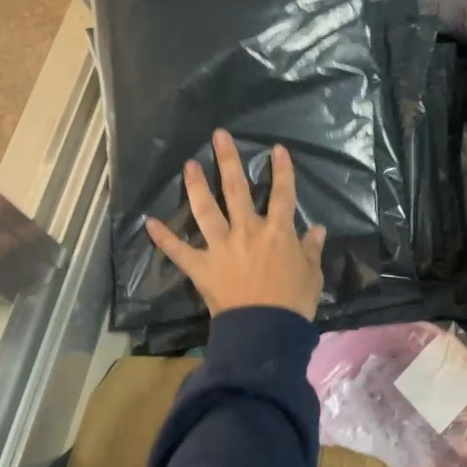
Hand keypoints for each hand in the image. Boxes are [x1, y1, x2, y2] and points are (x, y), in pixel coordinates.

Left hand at [146, 129, 326, 319]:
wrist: (265, 330)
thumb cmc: (293, 302)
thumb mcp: (312, 275)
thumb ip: (311, 250)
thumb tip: (317, 229)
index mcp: (278, 232)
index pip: (283, 194)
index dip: (282, 170)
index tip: (277, 149)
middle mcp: (247, 231)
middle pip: (236, 189)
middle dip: (228, 160)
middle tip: (219, 136)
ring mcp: (221, 247)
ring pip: (205, 210)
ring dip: (195, 186)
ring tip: (189, 165)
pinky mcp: (202, 267)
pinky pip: (179, 251)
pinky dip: (163, 238)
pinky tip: (149, 223)